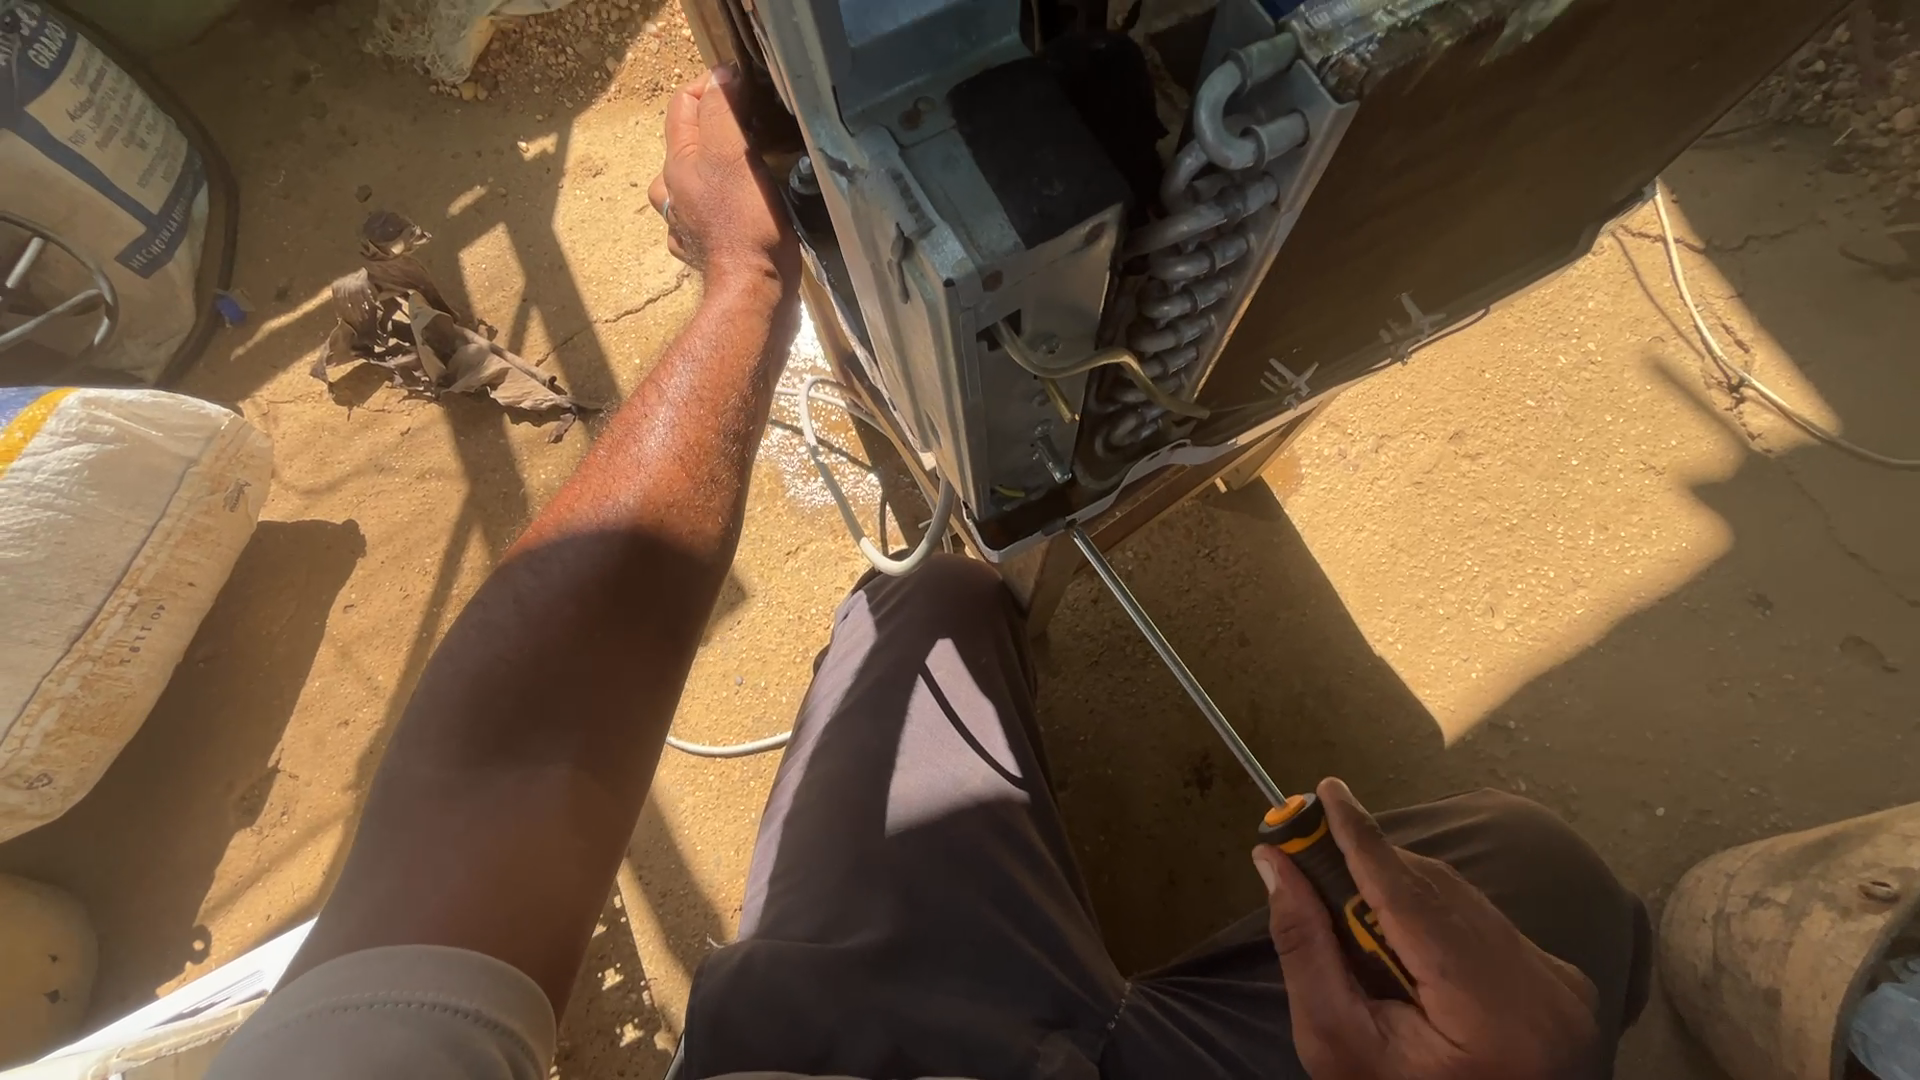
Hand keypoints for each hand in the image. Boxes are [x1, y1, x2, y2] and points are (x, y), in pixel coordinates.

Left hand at [647, 67, 798, 288]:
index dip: (713, 87)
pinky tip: (736, 218)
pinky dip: (718, 215)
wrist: (751, 293)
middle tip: (751, 137)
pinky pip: (704, 224)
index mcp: (675, 163)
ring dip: (712, 179)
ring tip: (743, 181)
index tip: (747, 89)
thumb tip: (722, 78)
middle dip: (716, 134)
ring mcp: (683, 228)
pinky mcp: (702, 255)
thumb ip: (722, 109)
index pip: (683, 103)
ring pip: (692, 188)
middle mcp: (670, 193)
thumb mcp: (735, 154)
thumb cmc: (746, 223)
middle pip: (687, 146)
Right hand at [1253, 779, 1600, 1079]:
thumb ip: (1304, 945)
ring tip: (1346, 906)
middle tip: (1305, 844)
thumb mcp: (1334, 1038)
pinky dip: (1428, 909)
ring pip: (1455, 897)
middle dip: (1366, 863)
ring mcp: (1562, 984)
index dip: (1364, 840)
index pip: (1412, 901)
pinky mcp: (1562, 980)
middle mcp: (1546, 991)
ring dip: (1393, 885)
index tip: (1327, 789)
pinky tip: (1396, 933)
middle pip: (1433, 892)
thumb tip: (1272, 861)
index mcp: (1494, 1017)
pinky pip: (1478, 916)